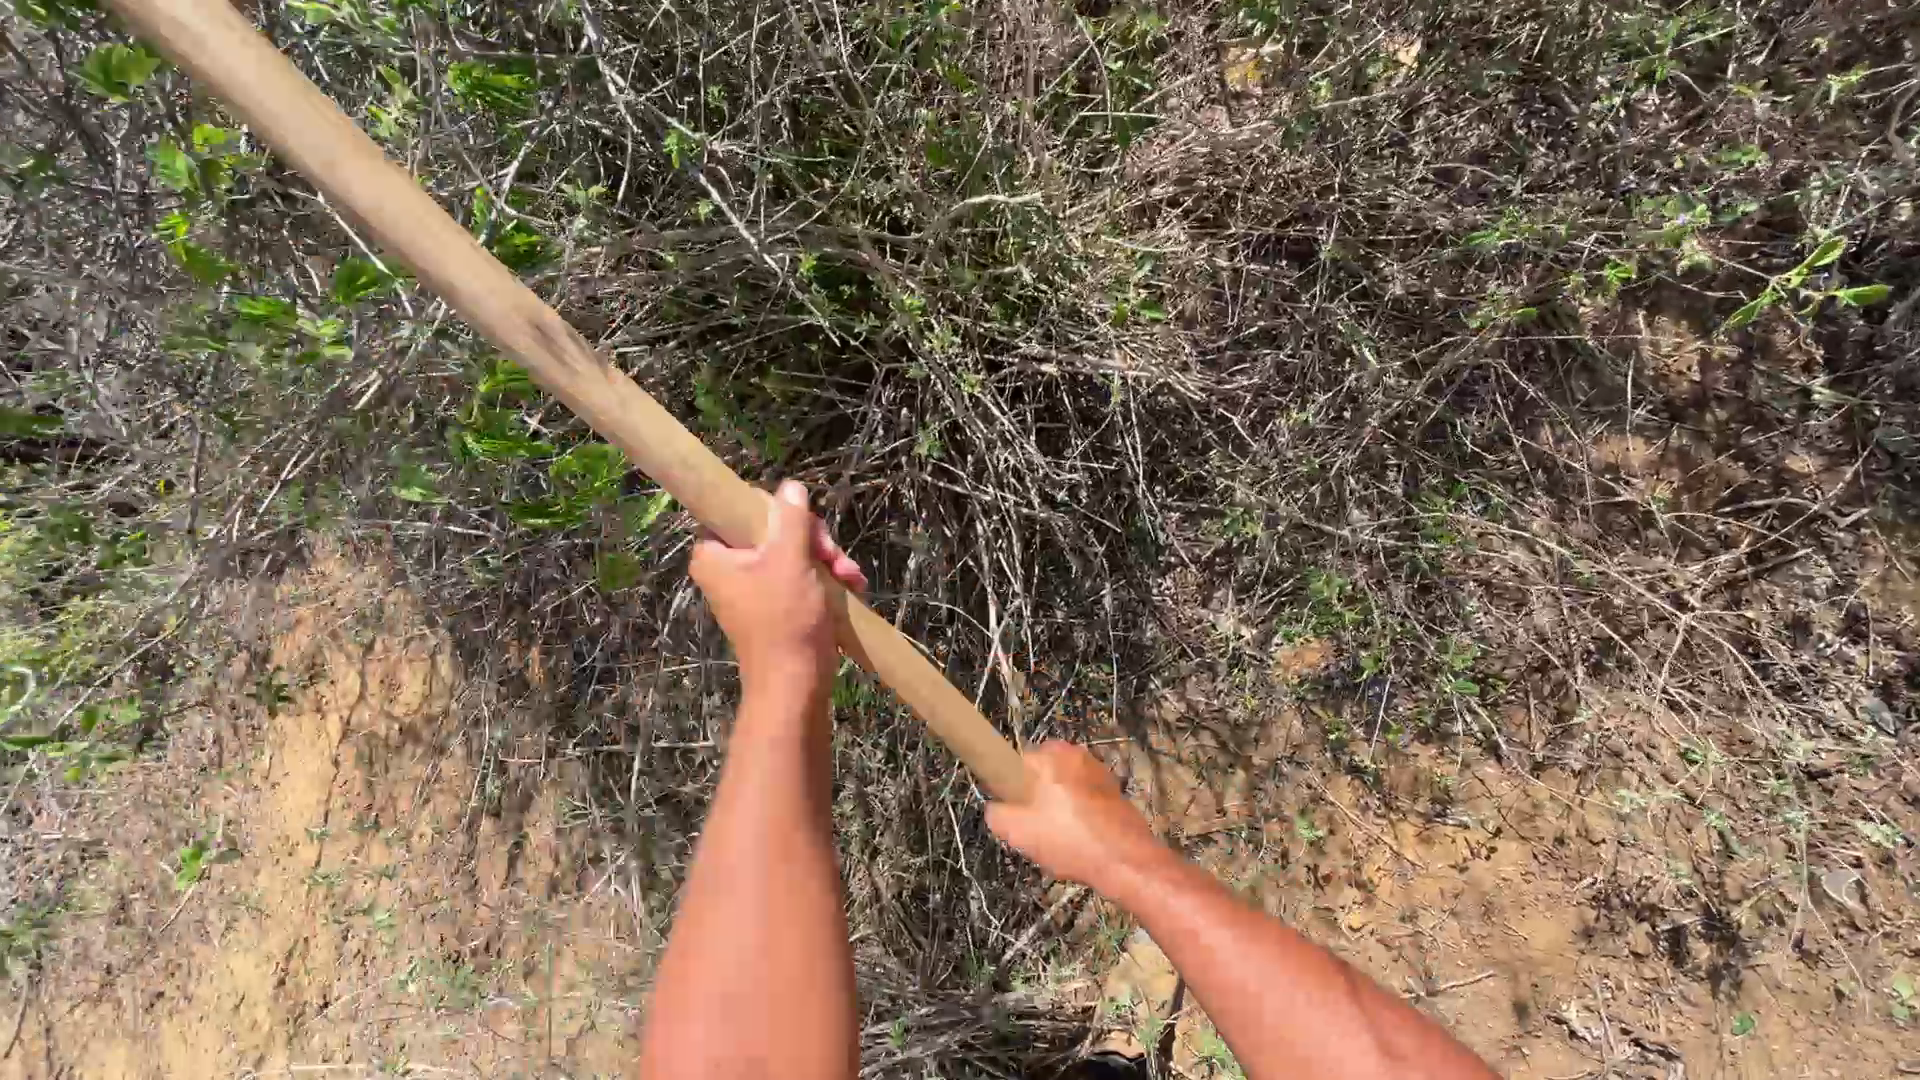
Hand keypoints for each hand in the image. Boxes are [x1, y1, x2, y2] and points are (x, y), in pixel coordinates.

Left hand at [689, 480, 866, 685]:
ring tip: (849, 575)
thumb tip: (791, 486)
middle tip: (832, 555)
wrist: (796, 682)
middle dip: (813, 541)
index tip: (804, 526)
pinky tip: (851, 584)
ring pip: (794, 550)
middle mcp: (729, 567)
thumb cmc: (784, 620)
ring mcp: (754, 585)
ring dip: (826, 559)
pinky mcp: (776, 601)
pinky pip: (801, 573)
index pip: (739, 509)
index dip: (775, 511)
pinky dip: (825, 576)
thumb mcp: (790, 560)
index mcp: (714, 554)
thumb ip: (791, 518)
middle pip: (774, 529)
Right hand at [986, 741, 1166, 889]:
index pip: (1016, 764)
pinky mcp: (1114, 790)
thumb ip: (996, 813)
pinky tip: (1081, 840)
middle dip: (1035, 800)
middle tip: (1035, 830)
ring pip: (1063, 788)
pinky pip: (1084, 798)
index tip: (1015, 813)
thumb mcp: (1016, 831)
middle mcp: (1076, 753)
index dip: (1010, 790)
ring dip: (1058, 808)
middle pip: (1040, 776)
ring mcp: (1098, 770)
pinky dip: (1079, 815)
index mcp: (1051, 754)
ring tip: (1061, 840)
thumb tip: (996, 807)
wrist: (1127, 862)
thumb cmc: (1069, 840)